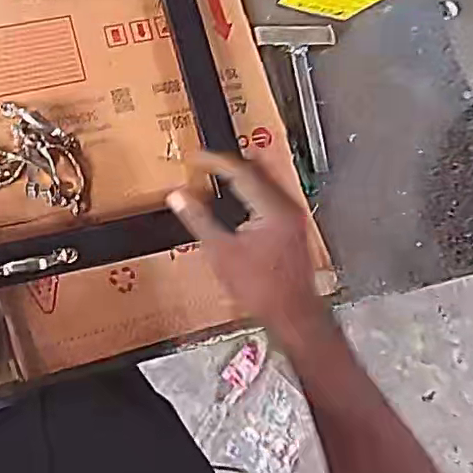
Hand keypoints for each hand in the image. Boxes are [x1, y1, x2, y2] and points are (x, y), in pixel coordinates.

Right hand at [165, 152, 327, 334]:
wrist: (292, 314)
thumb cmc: (262, 290)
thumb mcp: (220, 252)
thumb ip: (198, 219)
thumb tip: (179, 197)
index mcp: (272, 209)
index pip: (241, 170)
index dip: (215, 160)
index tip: (196, 157)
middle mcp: (288, 208)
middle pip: (257, 169)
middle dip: (228, 162)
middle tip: (205, 161)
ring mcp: (293, 217)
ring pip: (266, 180)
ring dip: (240, 174)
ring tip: (217, 174)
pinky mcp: (293, 226)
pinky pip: (271, 194)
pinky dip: (251, 189)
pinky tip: (238, 198)